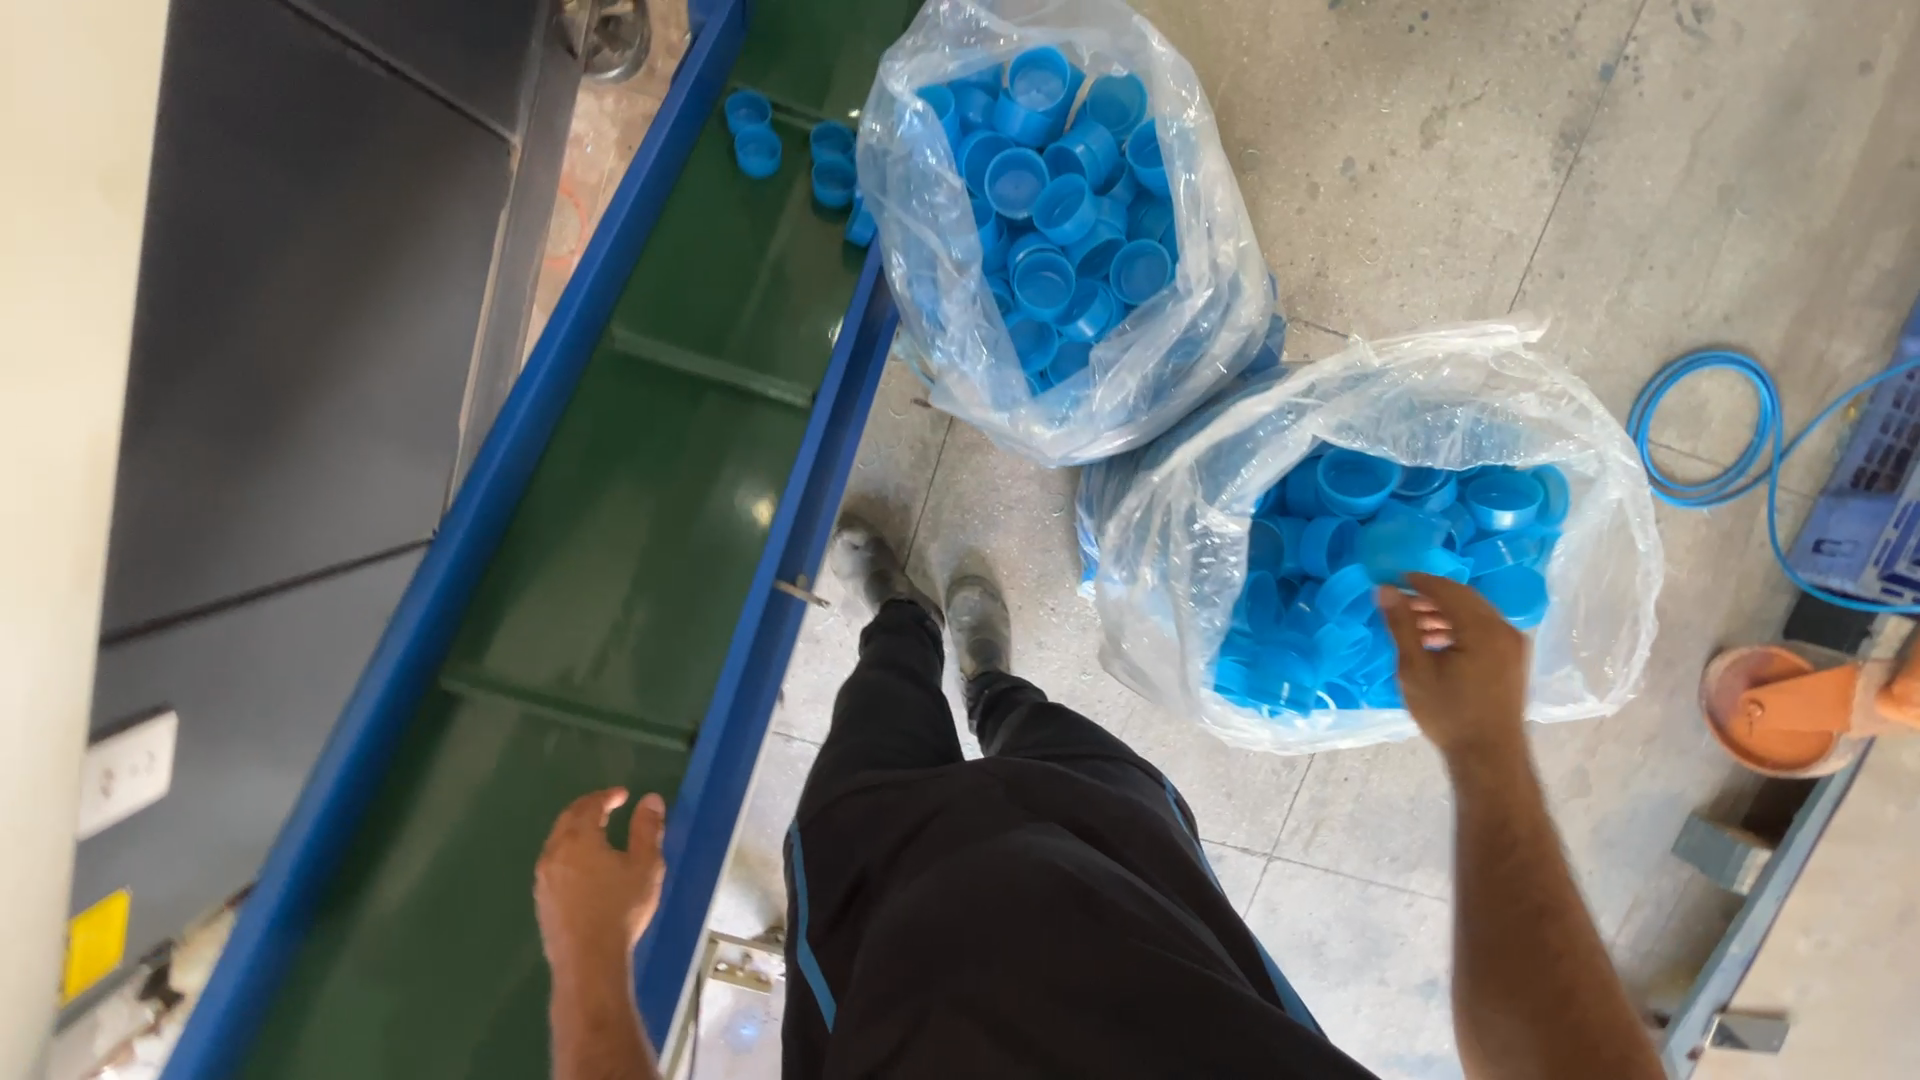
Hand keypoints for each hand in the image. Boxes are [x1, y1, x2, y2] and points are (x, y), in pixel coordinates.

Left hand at [535, 788, 667, 965]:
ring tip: (597, 831)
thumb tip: (650, 800)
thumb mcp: (645, 865)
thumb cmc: (621, 908)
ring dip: (576, 828)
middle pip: (567, 819)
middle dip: (588, 807)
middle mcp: (554, 854)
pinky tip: (583, 864)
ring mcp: (543, 879)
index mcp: (579, 840)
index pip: (589, 806)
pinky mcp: (542, 900)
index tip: (623, 794)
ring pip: (557, 841)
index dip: (607, 796)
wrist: (588, 961)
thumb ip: (647, 829)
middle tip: (608, 805)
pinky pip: (553, 861)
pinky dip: (569, 850)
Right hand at [1376, 573, 1529, 762]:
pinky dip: (1457, 627)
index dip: (1418, 581)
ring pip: (1474, 613)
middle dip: (1429, 596)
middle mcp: (1505, 630)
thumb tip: (1384, 589)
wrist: (1488, 755)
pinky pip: (1482, 629)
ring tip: (1411, 624)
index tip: (1390, 579)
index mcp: (1483, 629)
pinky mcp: (1512, 659)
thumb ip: (1401, 624)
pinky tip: (1433, 641)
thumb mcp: (1414, 667)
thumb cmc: (1447, 712)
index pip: (1447, 590)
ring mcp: (1513, 645)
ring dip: (1442, 612)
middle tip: (1397, 601)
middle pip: (1464, 598)